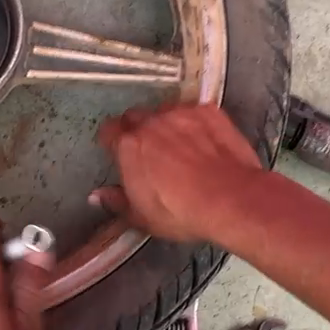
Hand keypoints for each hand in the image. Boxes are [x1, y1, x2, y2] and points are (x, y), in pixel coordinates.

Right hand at [93, 104, 265, 242]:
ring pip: (164, 111)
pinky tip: (203, 142)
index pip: (109, 131)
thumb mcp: (142, 217)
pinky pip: (194, 111)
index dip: (112, 140)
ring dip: (166, 124)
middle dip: (137, 129)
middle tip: (147, 150)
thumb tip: (98, 196)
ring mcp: (181, 114)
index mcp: (128, 146)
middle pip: (135, 116)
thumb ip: (117, 201)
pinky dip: (194, 123)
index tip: (116, 149)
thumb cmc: (183, 212)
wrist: (230, 199)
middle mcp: (151, 123)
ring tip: (179, 146)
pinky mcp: (208, 112)